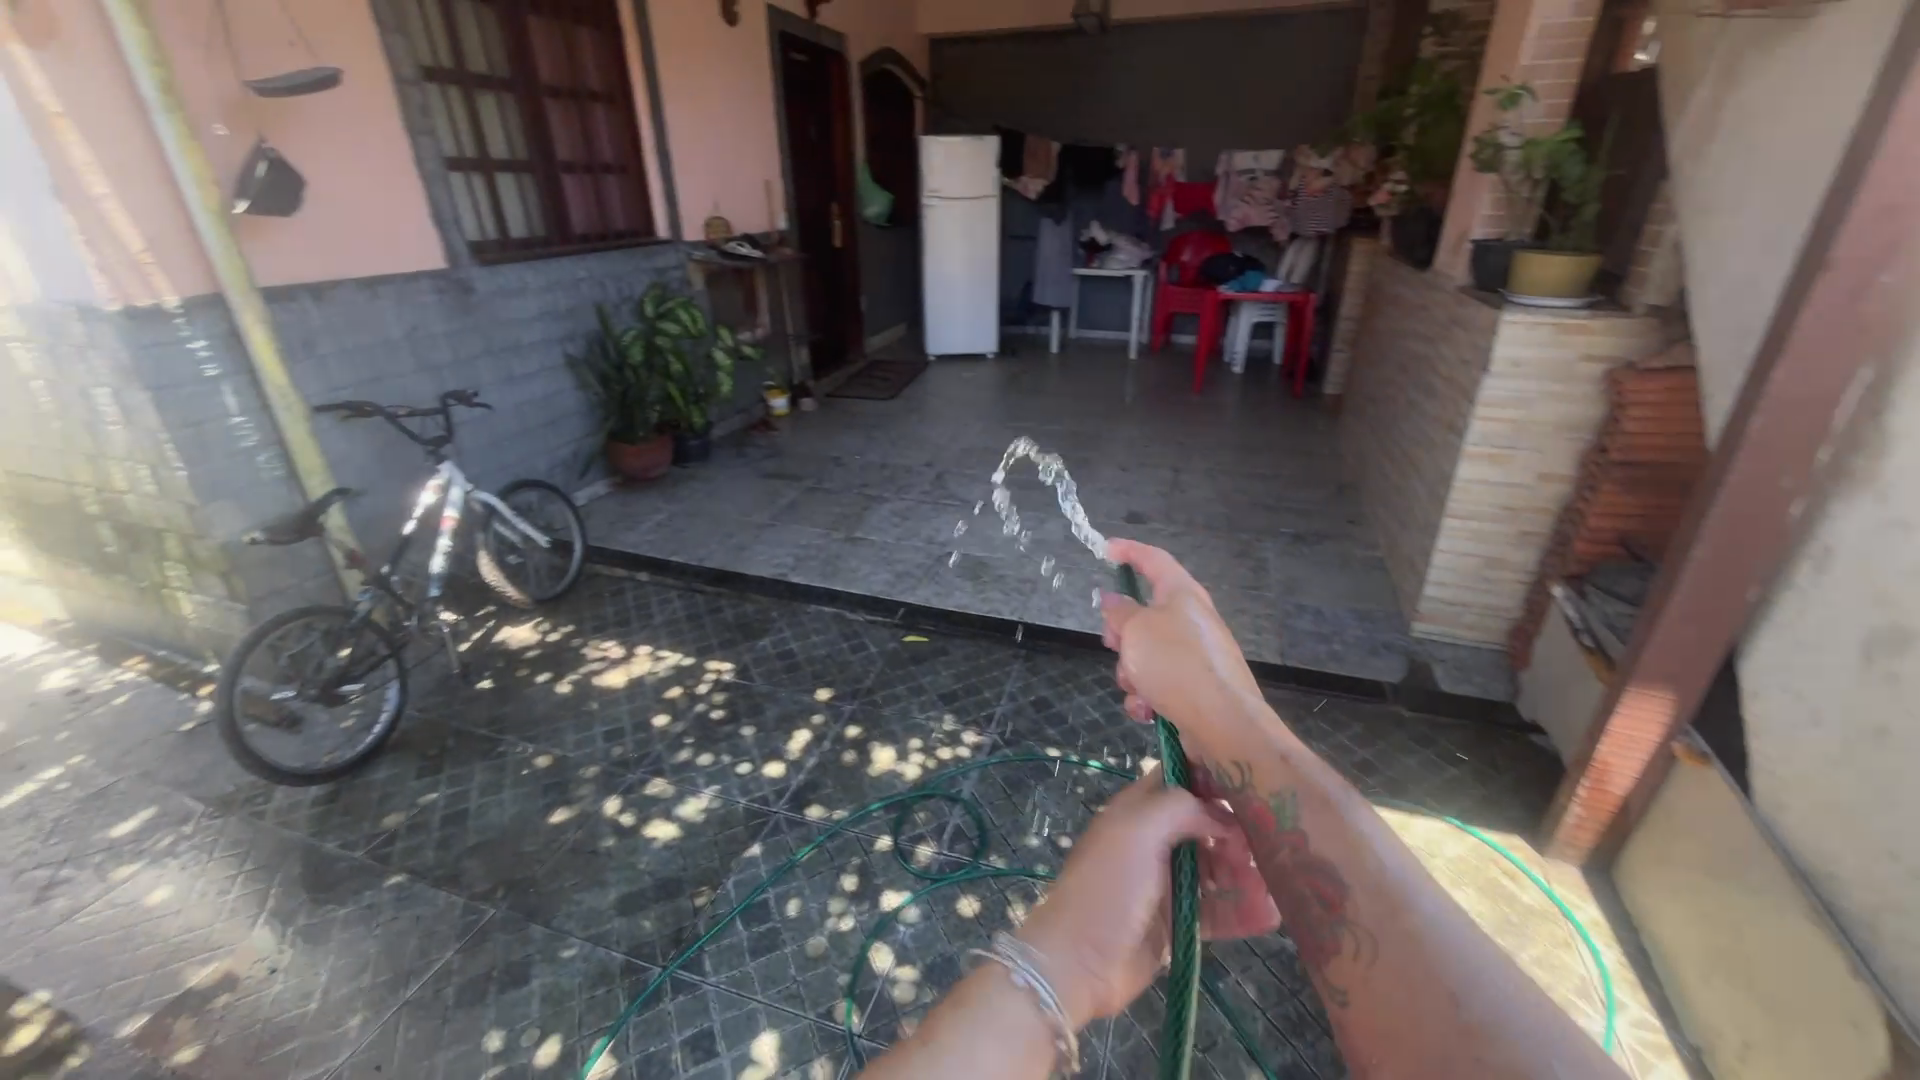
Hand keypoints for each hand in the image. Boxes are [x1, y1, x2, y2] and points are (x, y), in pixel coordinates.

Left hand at [1016, 771, 1280, 1025]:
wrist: (1079, 962)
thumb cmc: (1107, 887)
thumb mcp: (1137, 831)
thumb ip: (1180, 807)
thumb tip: (1221, 815)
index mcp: (1137, 810)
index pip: (1179, 779)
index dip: (1213, 778)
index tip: (1254, 786)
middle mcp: (1153, 840)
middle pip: (1205, 825)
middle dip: (1238, 832)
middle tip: (1269, 846)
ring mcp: (1165, 882)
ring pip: (1215, 868)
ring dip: (1245, 873)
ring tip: (1276, 886)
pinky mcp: (1176, 921)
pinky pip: (1216, 910)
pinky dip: (1241, 910)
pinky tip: (1270, 914)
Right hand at [1101, 539, 1262, 736]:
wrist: (1222, 722)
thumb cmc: (1175, 664)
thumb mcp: (1136, 630)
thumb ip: (1119, 612)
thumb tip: (1112, 599)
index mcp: (1182, 594)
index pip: (1153, 559)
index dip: (1129, 551)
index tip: (1105, 549)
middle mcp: (1191, 620)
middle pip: (1143, 614)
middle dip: (1121, 633)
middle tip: (1112, 644)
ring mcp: (1194, 655)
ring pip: (1145, 654)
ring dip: (1131, 672)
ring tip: (1137, 688)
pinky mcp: (1194, 687)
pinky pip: (1157, 684)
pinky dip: (1146, 696)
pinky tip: (1147, 710)